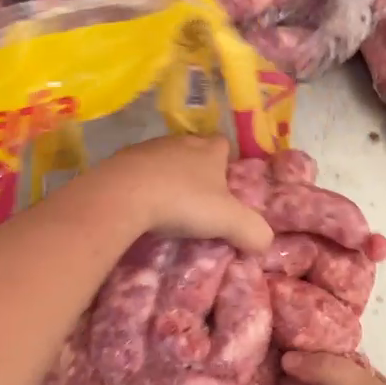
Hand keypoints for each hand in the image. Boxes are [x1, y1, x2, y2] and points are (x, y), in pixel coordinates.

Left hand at [82, 136, 272, 252]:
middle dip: (197, 171)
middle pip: (194, 151)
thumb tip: (265, 242)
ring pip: (164, 160)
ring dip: (167, 177)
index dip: (226, 163)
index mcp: (209, 149)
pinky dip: (142, 185)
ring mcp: (147, 148)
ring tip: (168, 206)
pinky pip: (137, 171)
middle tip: (199, 201)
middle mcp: (180, 142)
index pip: (224, 146)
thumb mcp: (228, 220)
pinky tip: (141, 206)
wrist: (123, 194)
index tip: (225, 188)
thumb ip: (252, 230)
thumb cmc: (182, 202)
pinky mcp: (119, 161)